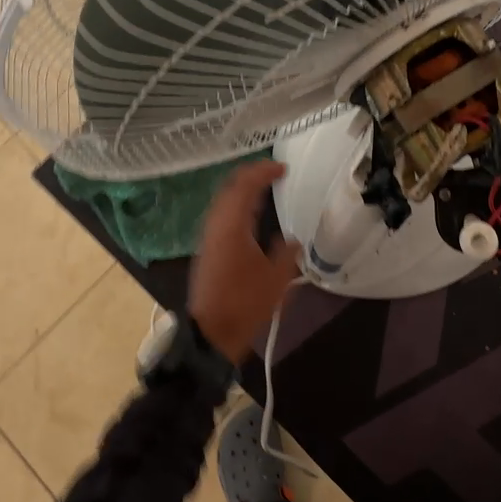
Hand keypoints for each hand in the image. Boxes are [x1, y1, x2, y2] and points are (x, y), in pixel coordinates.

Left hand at [188, 160, 301, 360]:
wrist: (210, 333)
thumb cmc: (244, 303)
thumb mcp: (276, 280)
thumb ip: (287, 253)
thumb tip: (292, 240)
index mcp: (233, 225)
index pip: (246, 185)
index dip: (264, 171)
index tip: (282, 168)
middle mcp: (217, 224)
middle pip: (231, 187)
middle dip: (251, 175)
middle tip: (273, 172)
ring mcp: (209, 236)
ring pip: (224, 200)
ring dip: (242, 190)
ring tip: (264, 189)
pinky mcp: (208, 249)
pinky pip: (222, 214)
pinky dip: (237, 205)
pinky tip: (251, 215)